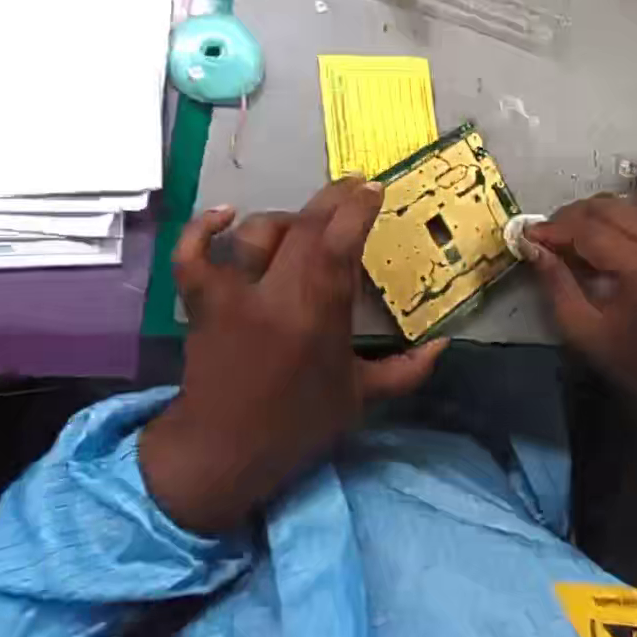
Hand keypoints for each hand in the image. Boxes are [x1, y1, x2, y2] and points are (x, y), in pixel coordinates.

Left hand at [140, 178, 448, 533]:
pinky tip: (225, 214)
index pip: (339, 244)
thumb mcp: (359, 399)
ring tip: (303, 222)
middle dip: (332, 199)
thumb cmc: (297, 424)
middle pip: (302, 228)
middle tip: (353, 186)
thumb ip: (407, 371)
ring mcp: (231, 296)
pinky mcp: (199, 302)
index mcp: (317, 318)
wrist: (224, 451)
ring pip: (255, 234)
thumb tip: (444, 344)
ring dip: (284, 219)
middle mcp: (273, 297)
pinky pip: (192, 254)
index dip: (357, 209)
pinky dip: (202, 228)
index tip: (373, 191)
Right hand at [526, 195, 636, 459]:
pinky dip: (606, 226)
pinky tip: (589, 250)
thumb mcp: (582, 329)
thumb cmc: (632, 362)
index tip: (525, 236)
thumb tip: (530, 246)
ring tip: (561, 241)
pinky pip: (635, 222)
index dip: (552, 228)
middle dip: (568, 217)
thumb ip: (556, 282)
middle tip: (542, 237)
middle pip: (607, 208)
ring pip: (622, 209)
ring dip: (587, 218)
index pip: (589, 229)